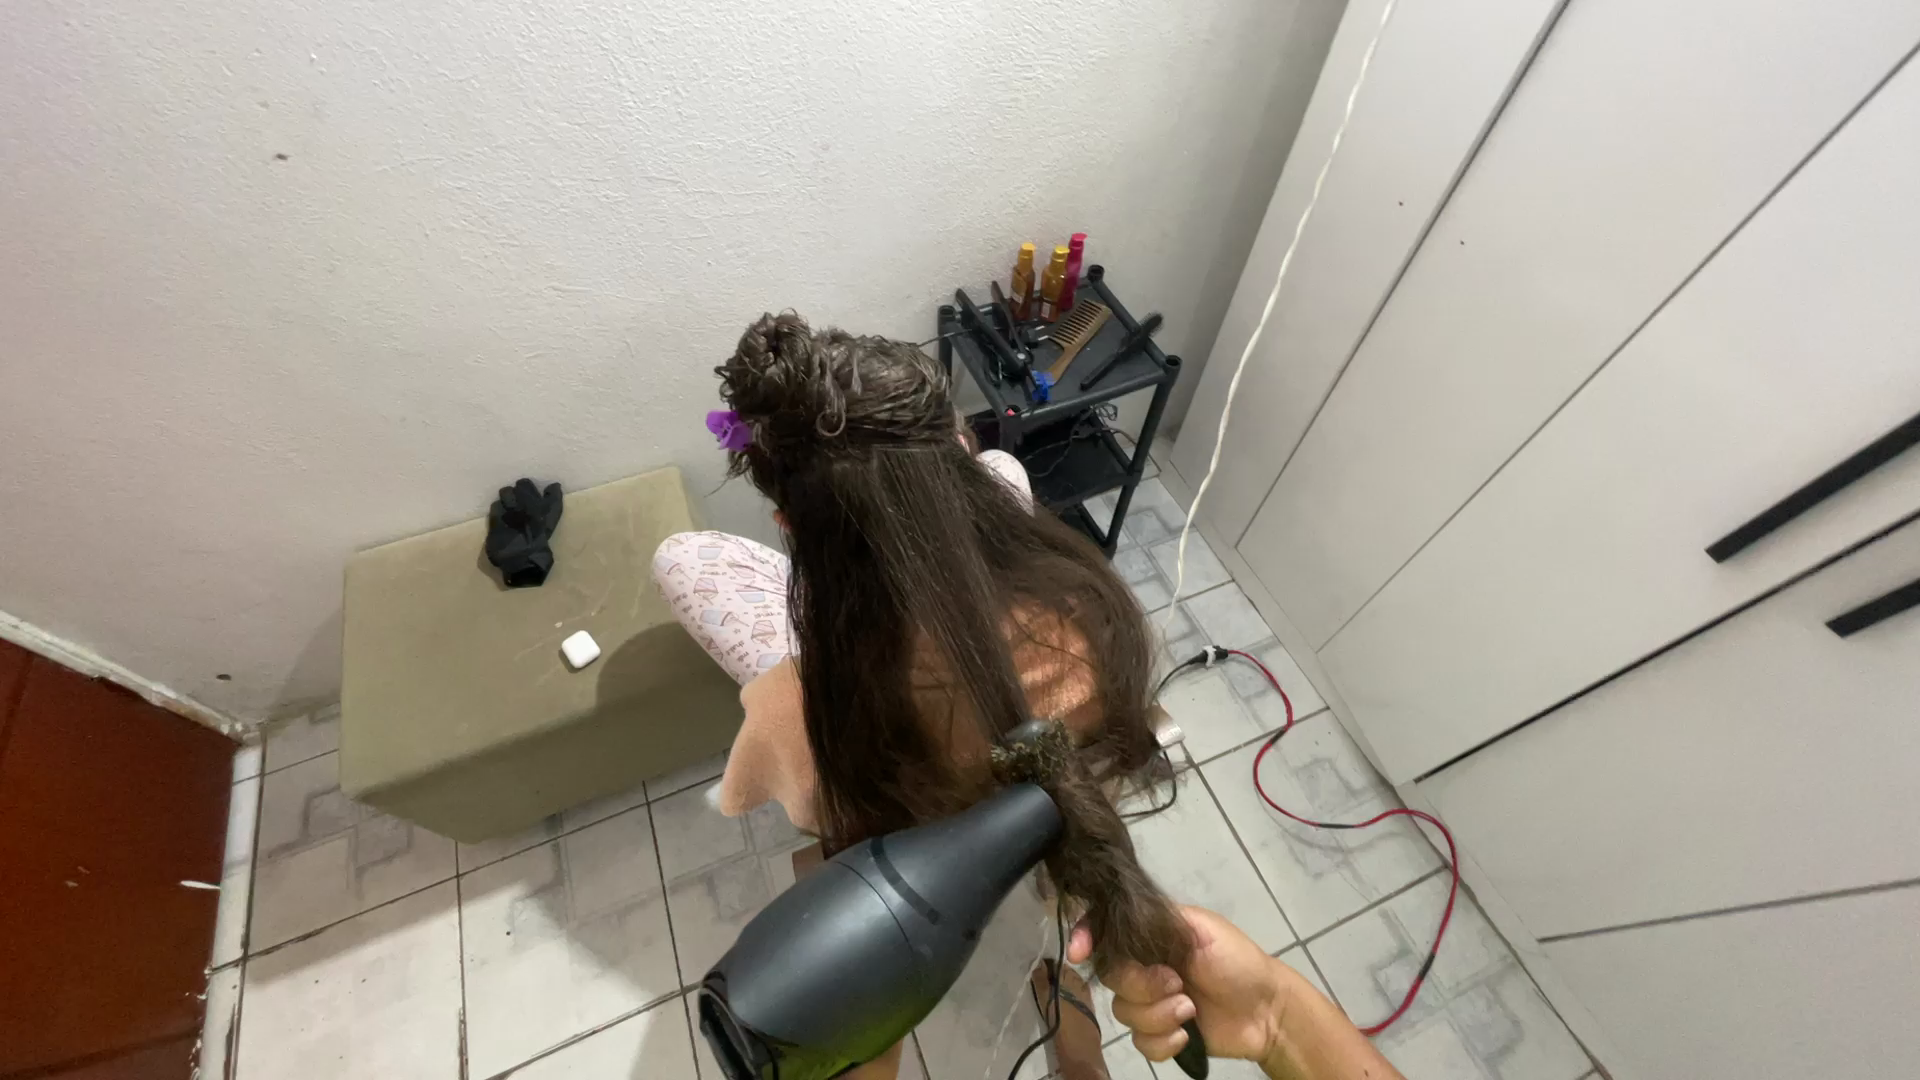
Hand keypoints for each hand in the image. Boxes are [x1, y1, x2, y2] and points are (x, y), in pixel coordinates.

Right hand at [1068, 905, 1297, 1064]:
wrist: (1267, 1011)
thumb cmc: (1236, 959)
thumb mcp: (1200, 928)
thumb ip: (1160, 921)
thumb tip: (1123, 918)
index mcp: (1149, 933)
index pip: (1104, 929)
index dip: (1085, 936)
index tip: (1079, 953)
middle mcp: (1142, 964)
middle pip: (1110, 975)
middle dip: (1140, 985)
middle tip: (1176, 984)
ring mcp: (1151, 1000)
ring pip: (1123, 1012)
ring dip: (1157, 1015)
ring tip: (1190, 1011)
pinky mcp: (1162, 1033)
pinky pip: (1141, 1043)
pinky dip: (1163, 1043)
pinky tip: (1188, 1035)